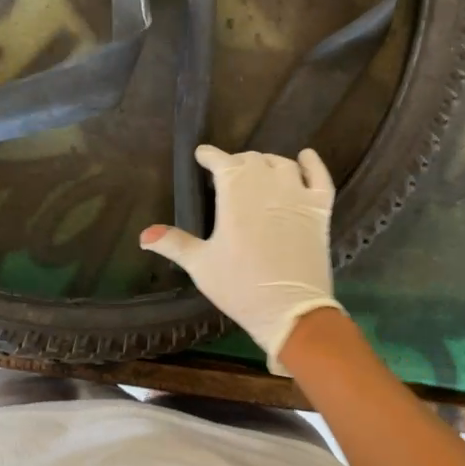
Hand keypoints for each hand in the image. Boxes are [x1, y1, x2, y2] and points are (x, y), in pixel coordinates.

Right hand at [140, 146, 342, 374]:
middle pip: (251, 160)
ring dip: (267, 164)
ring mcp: (297, 194)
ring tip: (259, 173)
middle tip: (228, 175)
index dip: (209, 156)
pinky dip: (312, 164)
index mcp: (235, 193)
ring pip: (282, 164)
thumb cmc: (240, 286)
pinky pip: (319, 176)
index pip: (220, 161)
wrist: (291, 310)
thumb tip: (143, 236)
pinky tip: (305, 158)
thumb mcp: (200, 265)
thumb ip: (173, 243)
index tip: (202, 156)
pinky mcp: (320, 209)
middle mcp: (267, 184)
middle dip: (236, 163)